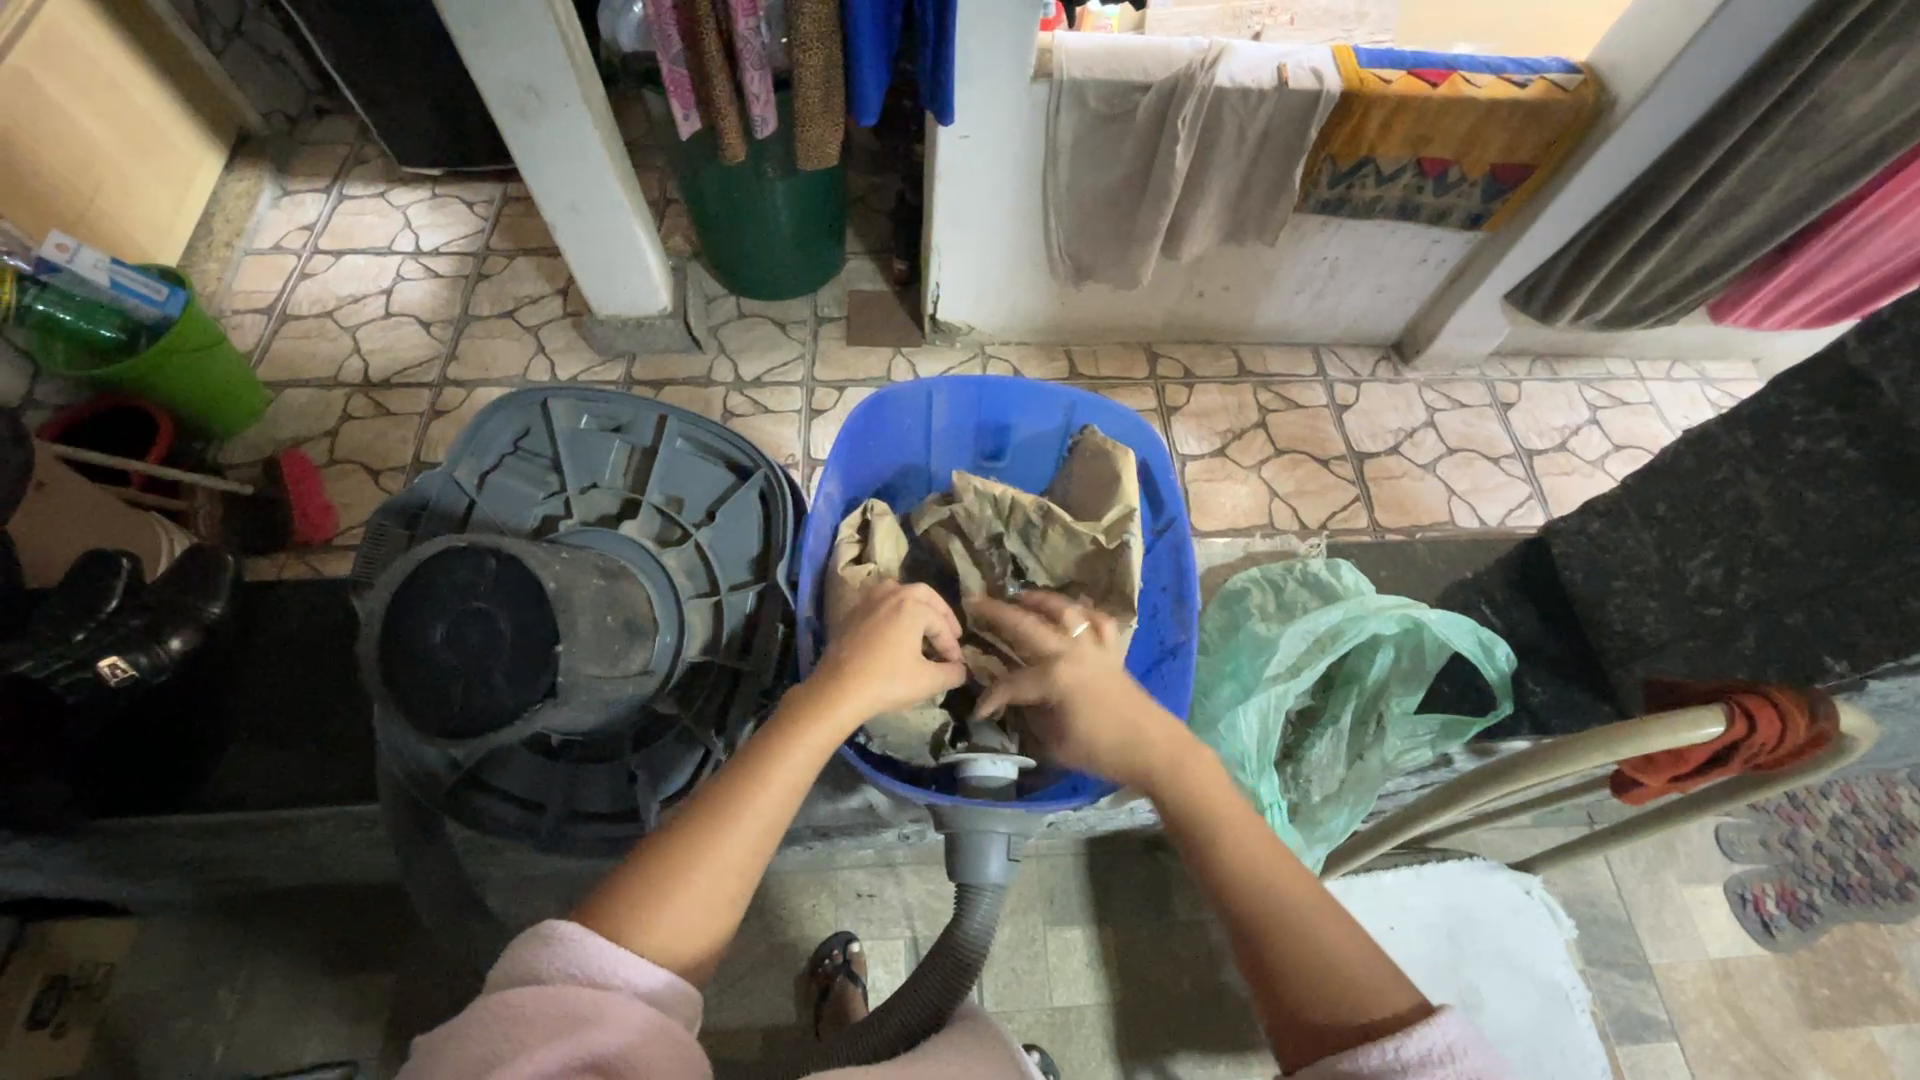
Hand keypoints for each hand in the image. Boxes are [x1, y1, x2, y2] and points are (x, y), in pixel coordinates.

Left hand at [808, 581, 967, 725]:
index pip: (941, 624)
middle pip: (923, 595)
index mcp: (912, 606)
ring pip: (898, 592)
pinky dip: (892, 611)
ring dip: (915, 605)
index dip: (952, 645)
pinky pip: (879, 603)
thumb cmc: (887, 682)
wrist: (838, 690)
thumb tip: (961, 669)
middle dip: (940, 614)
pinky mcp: (852, 613)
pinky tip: (894, 630)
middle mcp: (891, 594)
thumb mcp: (928, 681)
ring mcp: (868, 601)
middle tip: (950, 633)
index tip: (956, 663)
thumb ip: (952, 673)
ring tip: (922, 624)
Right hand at [965, 592, 1199, 792]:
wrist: (1154, 748)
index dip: (991, 698)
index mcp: (1054, 678)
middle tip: (974, 601)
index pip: (1010, 683)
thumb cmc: (1101, 751)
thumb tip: (1017, 701)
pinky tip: (1072, 612)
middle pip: (1027, 626)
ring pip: (1064, 611)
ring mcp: (1094, 647)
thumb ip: (1031, 715)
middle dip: (997, 613)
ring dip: (1040, 600)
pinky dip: (1083, 613)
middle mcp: (1071, 652)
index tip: (979, 712)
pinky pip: (1098, 621)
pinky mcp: (1113, 651)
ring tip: (1020, 595)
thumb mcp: (1054, 742)